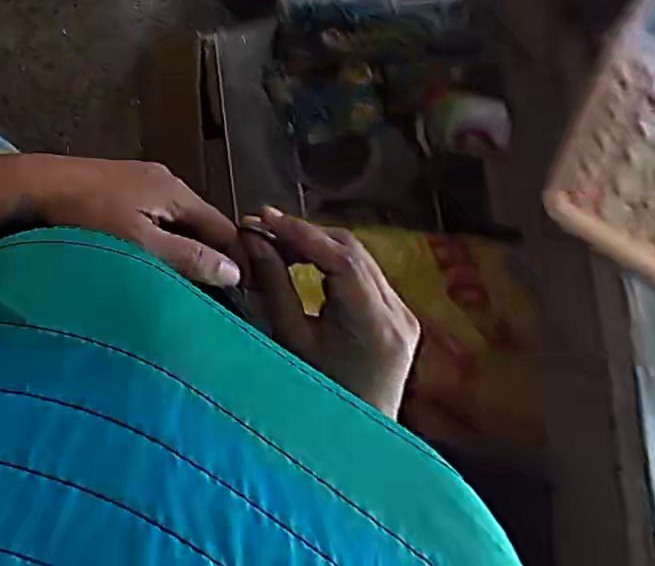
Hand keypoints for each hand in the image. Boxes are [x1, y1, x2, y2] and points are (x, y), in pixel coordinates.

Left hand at [31, 157, 240, 288]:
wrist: (36, 185)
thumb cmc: (89, 214)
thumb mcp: (141, 242)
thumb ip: (188, 256)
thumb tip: (235, 272)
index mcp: (176, 191)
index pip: (225, 228)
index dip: (237, 261)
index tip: (247, 298)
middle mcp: (163, 180)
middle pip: (199, 223)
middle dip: (207, 255)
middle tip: (214, 296)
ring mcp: (137, 180)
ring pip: (173, 219)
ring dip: (179, 248)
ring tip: (182, 283)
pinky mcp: (115, 186)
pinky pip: (150, 215)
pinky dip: (156, 237)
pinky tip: (147, 257)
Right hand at [240, 206, 419, 418]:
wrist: (358, 438)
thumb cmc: (318, 392)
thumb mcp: (289, 336)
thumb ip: (273, 283)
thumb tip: (252, 237)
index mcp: (375, 323)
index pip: (341, 258)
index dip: (299, 231)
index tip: (262, 216)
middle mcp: (398, 313)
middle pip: (352, 250)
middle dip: (304, 232)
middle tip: (261, 226)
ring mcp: (402, 313)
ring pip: (356, 256)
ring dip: (315, 242)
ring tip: (274, 239)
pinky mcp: (395, 315)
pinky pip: (360, 271)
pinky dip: (327, 257)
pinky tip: (299, 258)